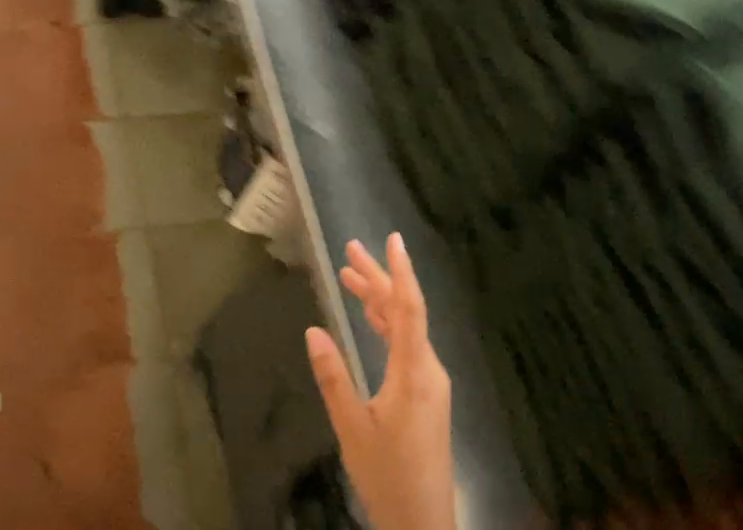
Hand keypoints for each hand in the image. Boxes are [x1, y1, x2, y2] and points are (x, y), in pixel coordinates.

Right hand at [307, 234, 455, 529]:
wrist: (422, 521)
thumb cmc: (387, 474)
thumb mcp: (352, 427)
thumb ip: (333, 377)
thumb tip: (313, 330)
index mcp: (415, 373)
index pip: (409, 309)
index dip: (399, 272)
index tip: (392, 240)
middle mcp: (428, 370)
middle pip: (405, 312)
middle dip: (378, 278)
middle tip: (350, 249)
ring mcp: (429, 383)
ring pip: (405, 328)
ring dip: (379, 300)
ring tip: (350, 274)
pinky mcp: (425, 395)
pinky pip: (406, 345)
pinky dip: (386, 324)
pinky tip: (370, 316)